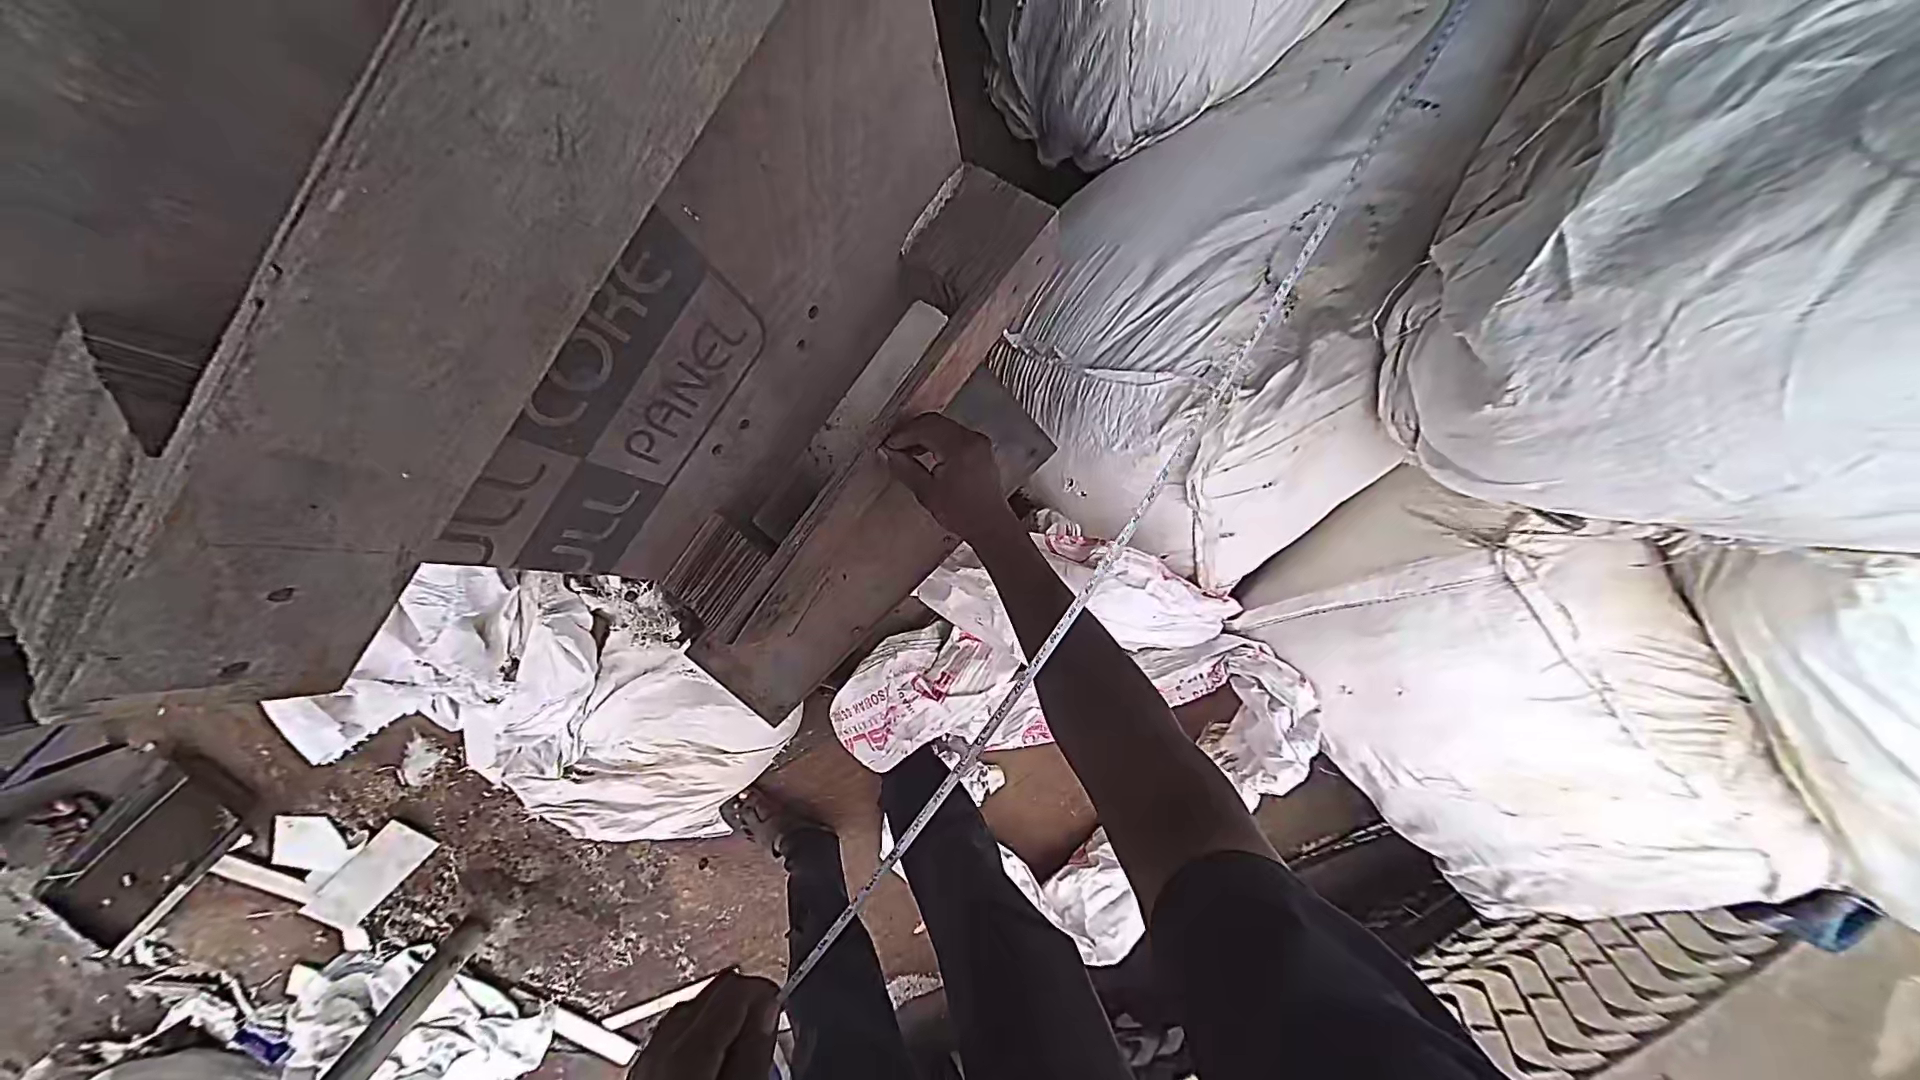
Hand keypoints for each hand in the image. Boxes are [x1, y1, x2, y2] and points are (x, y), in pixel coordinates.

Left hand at [629, 971, 778, 1079]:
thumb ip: (755, 1046)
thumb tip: (769, 1004)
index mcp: (685, 1045)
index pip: (736, 983)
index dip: (763, 988)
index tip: (777, 1003)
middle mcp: (659, 1043)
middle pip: (713, 991)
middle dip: (743, 998)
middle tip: (765, 1022)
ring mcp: (646, 1058)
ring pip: (693, 1010)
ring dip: (722, 1016)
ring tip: (742, 1042)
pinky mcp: (642, 1071)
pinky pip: (675, 1034)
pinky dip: (699, 1035)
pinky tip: (712, 1056)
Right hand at [882, 413, 1022, 546]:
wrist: (990, 525)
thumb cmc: (962, 513)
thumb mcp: (927, 493)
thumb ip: (906, 469)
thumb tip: (889, 453)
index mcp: (960, 447)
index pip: (925, 428)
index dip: (902, 434)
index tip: (888, 445)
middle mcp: (972, 438)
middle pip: (934, 422)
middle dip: (911, 431)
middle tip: (894, 446)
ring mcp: (978, 441)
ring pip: (943, 426)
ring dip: (923, 434)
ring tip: (906, 451)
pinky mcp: (980, 447)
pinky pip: (953, 434)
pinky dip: (936, 439)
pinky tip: (925, 453)